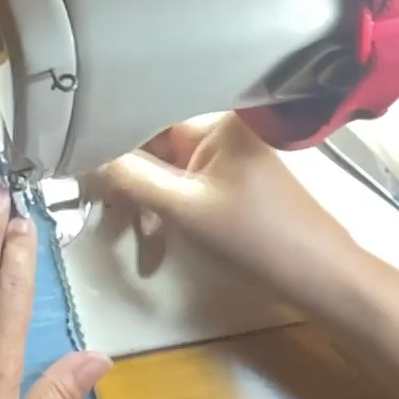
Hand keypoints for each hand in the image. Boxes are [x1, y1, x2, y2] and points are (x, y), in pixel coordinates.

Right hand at [93, 113, 369, 300]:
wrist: (321, 280)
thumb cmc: (253, 238)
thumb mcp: (182, 208)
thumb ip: (129, 176)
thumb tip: (82, 154)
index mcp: (216, 121)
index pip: (145, 117)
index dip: (109, 139)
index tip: (76, 159)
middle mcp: (221, 130)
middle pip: (152, 145)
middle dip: (125, 178)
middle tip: (98, 205)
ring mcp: (226, 157)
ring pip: (163, 170)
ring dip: (142, 200)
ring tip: (127, 233)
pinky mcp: (228, 182)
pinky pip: (181, 185)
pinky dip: (163, 208)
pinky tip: (150, 236)